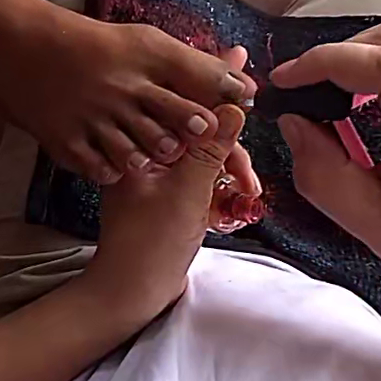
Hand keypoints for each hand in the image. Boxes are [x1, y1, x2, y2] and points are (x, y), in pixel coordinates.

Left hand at [94, 101, 251, 313]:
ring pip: (200, 153)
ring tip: (247, 191)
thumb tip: (233, 108)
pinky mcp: (165, 191)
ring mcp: (154, 172)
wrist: (133, 287)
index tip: (247, 93)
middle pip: (195, 129)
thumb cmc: (150, 242)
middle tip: (247, 173)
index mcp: (138, 142)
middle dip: (228, 147)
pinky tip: (236, 196)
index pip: (182, 107)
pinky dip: (218, 183)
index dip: (218, 102)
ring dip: (228, 168)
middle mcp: (144, 152)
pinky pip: (196, 174)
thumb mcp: (187, 190)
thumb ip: (211, 149)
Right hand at [269, 15, 380, 299]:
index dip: (331, 62)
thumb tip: (292, 120)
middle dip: (343, 55)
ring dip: (361, 55)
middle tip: (303, 87)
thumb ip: (324, 172)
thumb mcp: (373, 226)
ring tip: (330, 89)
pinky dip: (379, 64)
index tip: (286, 78)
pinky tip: (358, 94)